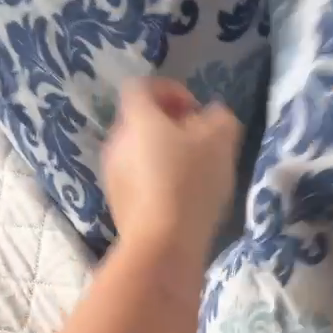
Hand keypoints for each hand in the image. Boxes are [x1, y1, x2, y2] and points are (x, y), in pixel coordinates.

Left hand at [102, 78, 241, 256]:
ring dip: (163, 159)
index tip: (195, 111)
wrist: (162, 245)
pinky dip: (156, 184)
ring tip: (192, 178)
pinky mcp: (117, 206)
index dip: (169, 91)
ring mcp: (112, 176)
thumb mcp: (220, 141)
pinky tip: (179, 203)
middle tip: (198, 145)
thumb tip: (212, 117)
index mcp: (137, 116)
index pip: (143, 87)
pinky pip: (138, 184)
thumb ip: (220, 119)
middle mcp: (117, 141)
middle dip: (169, 128)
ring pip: (139, 155)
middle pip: (141, 122)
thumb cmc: (191, 183)